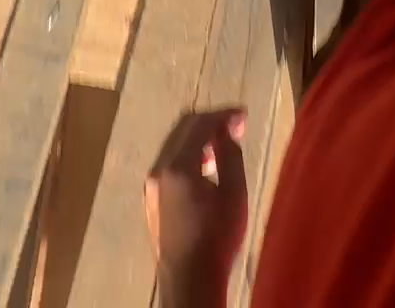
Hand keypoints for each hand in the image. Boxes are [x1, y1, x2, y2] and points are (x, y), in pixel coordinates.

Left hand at [146, 108, 248, 307]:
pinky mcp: (151, 196)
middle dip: (211, 121)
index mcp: (178, 166)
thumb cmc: (217, 238)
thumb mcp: (234, 193)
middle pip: (183, 127)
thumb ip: (230, 154)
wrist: (189, 280)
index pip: (200, 123)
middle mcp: (159, 169)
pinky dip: (188, 152)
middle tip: (236, 125)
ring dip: (199, 136)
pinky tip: (206, 165)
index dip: (224, 114)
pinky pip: (169, 160)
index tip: (244, 115)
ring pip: (174, 143)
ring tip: (224, 144)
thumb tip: (227, 129)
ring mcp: (151, 183)